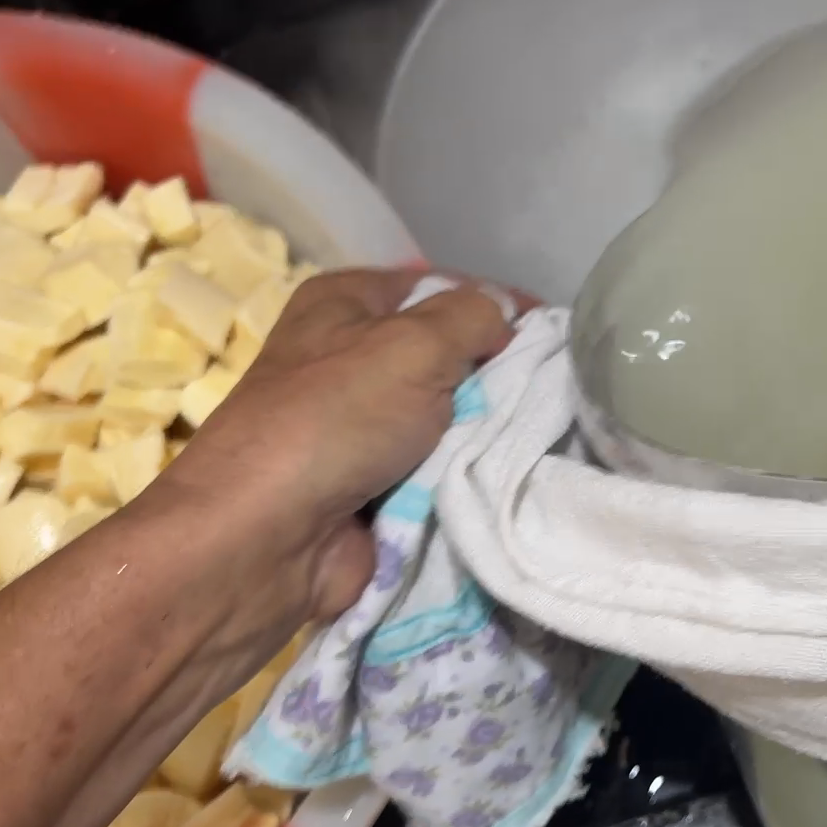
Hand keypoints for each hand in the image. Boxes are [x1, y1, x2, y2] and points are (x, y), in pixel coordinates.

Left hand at [143, 269, 523, 690]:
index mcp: (348, 303)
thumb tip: (505, 315)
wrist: (270, 540)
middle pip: (452, 349)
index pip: (444, 286)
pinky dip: (472, 460)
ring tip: (539, 427)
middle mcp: (354, 353)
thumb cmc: (335, 421)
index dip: (500, 304)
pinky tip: (507, 463)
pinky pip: (444, 453)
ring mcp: (366, 418)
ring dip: (491, 420)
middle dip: (501, 368)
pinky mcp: (380, 471)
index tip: (555, 332)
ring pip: (454, 405)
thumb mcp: (412, 346)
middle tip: (552, 385)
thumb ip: (471, 316)